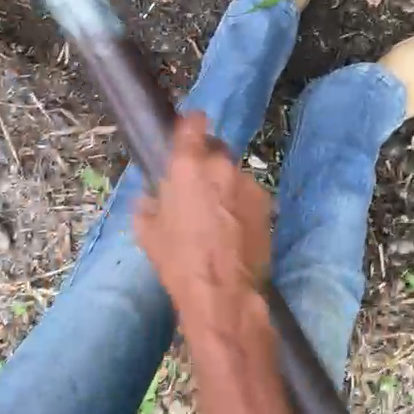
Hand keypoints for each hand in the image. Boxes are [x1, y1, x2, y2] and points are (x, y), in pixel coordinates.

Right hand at [134, 112, 271, 328]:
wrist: (222, 290)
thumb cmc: (178, 260)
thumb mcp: (148, 232)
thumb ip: (148, 203)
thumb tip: (152, 195)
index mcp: (187, 165)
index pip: (193, 124)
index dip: (191, 124)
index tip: (190, 128)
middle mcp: (220, 164)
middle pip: (215, 150)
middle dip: (207, 163)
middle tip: (198, 189)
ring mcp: (247, 181)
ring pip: (233, 173)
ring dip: (225, 185)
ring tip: (217, 216)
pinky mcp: (265, 200)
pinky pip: (248, 192)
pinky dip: (241, 202)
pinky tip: (234, 227)